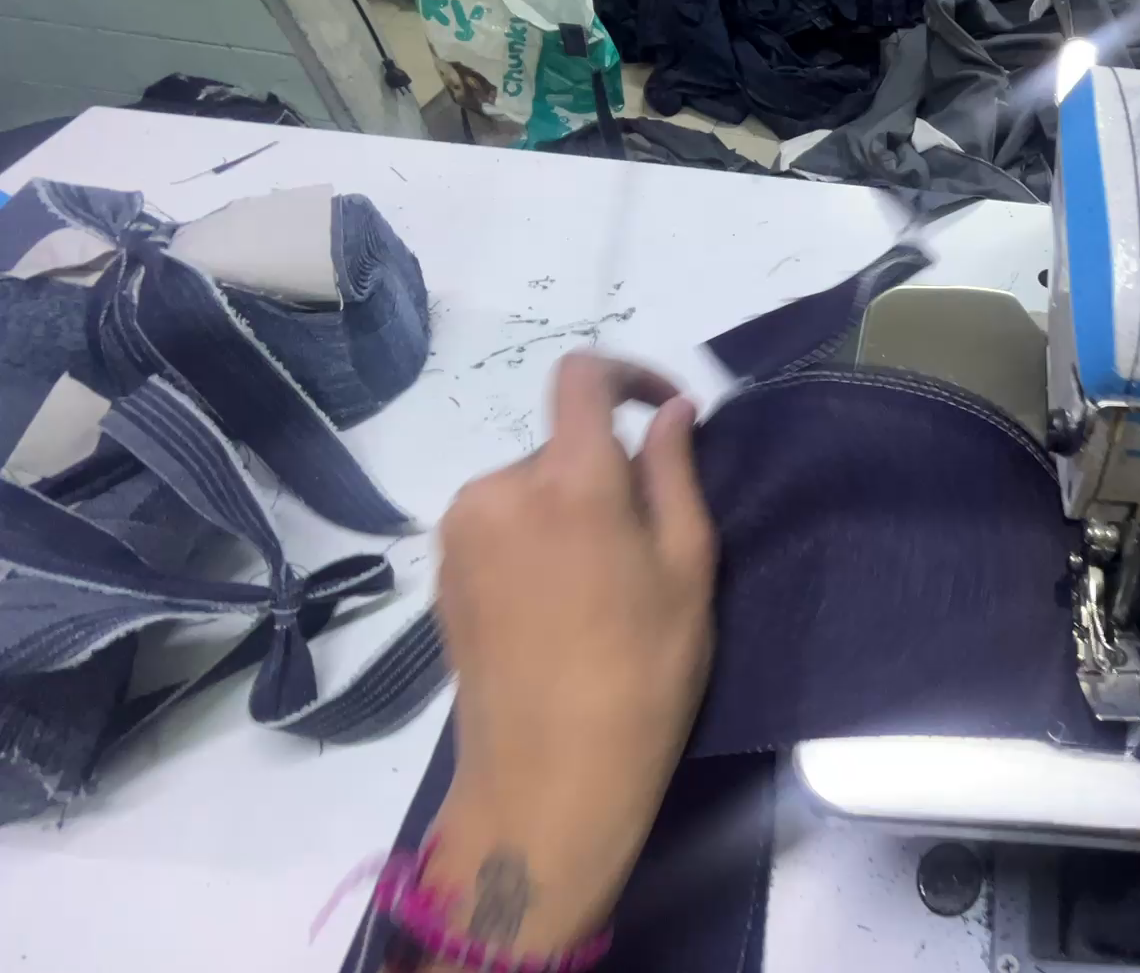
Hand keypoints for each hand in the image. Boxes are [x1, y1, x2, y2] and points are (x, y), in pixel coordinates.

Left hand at [424, 352, 715, 957]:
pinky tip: (562, 602)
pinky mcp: (442, 573)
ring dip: (576, 504)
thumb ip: (675, 473)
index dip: (630, 373)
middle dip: (612, 470)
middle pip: (566, 444)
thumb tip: (672, 411)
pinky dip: (540, 534)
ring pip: (535, 484)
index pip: (582, 377)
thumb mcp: (688, 564)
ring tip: (607, 580)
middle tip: (651, 542)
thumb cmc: (646, 665)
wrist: (553, 775)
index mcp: (569, 481)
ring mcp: (460, 534)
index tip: (667, 409)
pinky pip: (503, 522)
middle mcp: (498, 490)